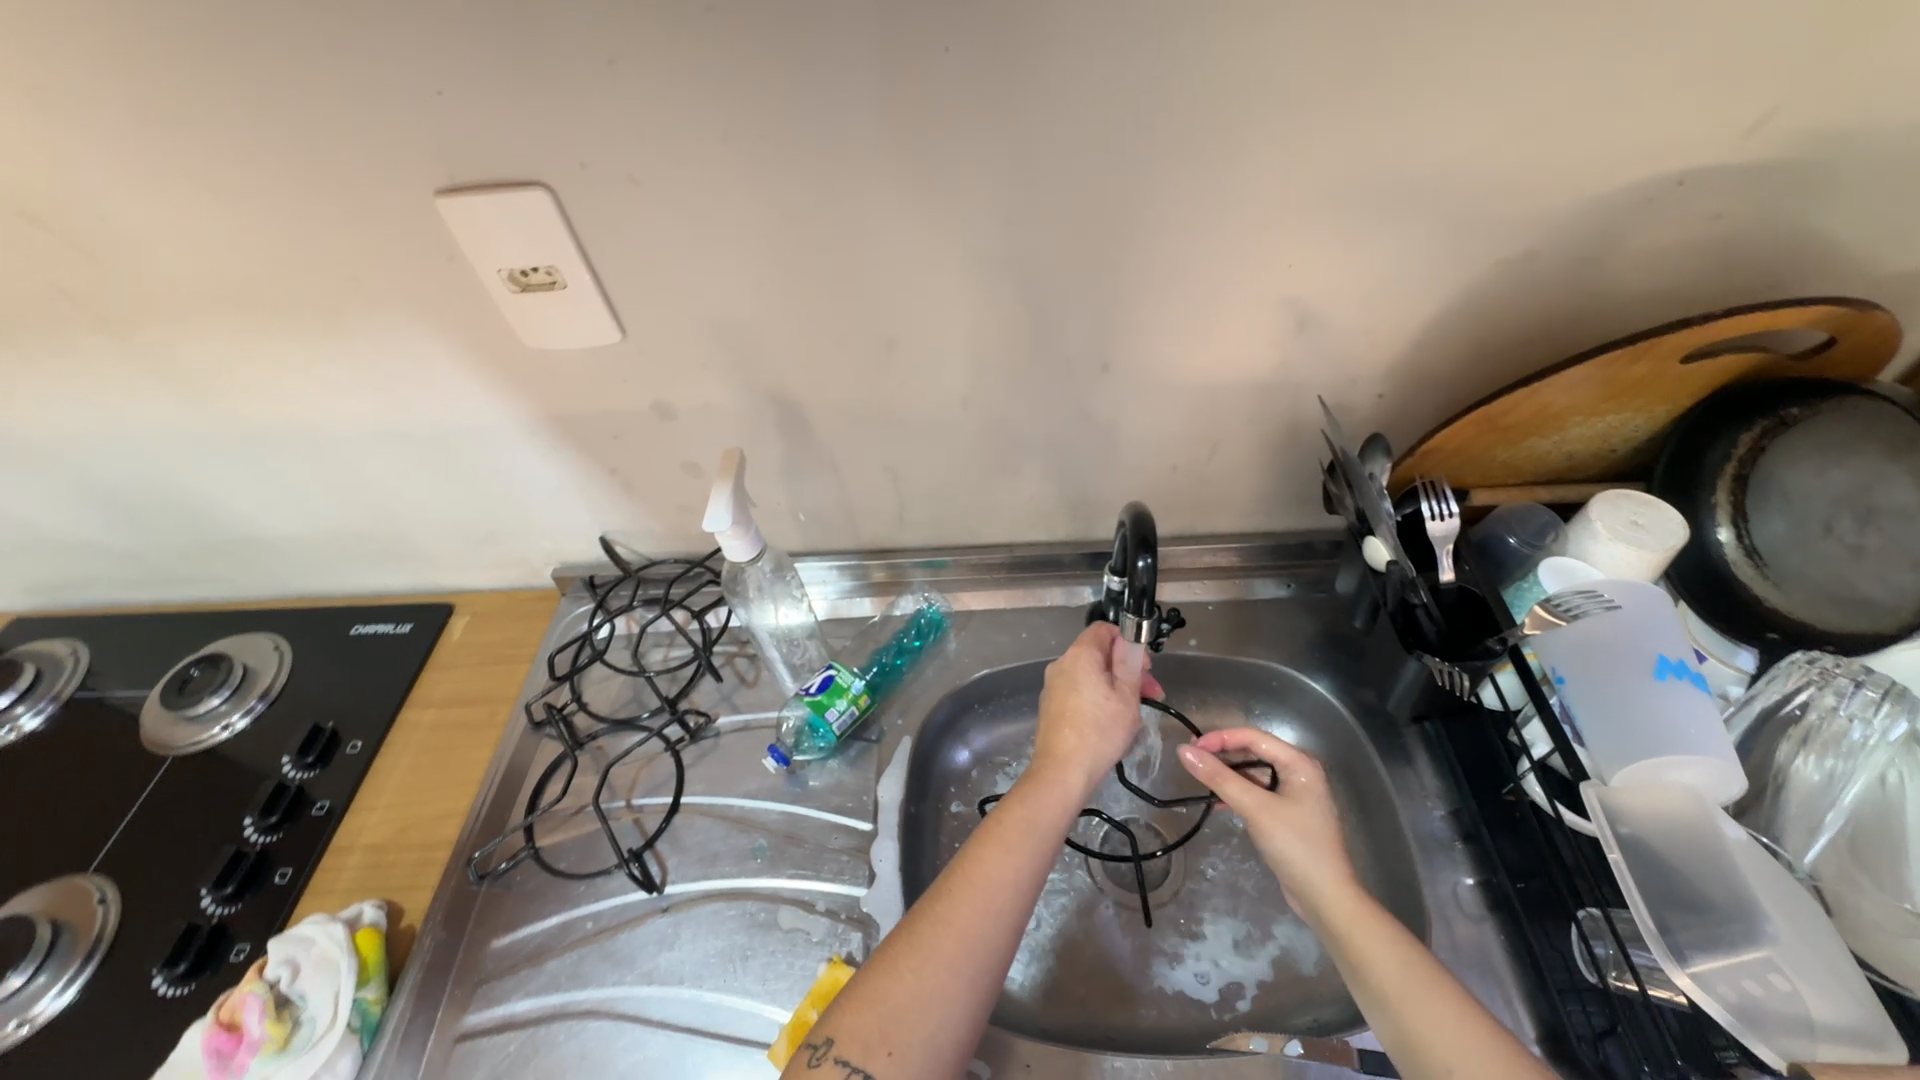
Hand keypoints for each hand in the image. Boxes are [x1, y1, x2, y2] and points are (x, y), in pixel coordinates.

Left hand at [1027, 621, 1165, 798]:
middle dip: (1127, 669)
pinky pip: (1079, 691)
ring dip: (1116, 686)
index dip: (1127, 641)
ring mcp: (1053, 686)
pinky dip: (1098, 698)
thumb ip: (1129, 663)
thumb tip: (1128, 642)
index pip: (1103, 629)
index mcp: (1079, 655)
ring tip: (1136, 712)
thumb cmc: (1100, 731)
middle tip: (1151, 692)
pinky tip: (1113, 722)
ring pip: (1090, 675)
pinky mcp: (1051, 706)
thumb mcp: (1126, 696)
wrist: (1062, 771)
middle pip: (1098, 654)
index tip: (1145, 666)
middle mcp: (1061, 665)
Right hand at [1176, 727, 1360, 920]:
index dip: (1220, 738)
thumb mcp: (1255, 808)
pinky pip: (1258, 793)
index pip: (1253, 737)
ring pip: (1254, 773)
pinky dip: (1238, 793)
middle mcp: (1299, 772)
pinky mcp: (1288, 814)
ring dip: (1228, 774)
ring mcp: (1295, 794)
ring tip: (1201, 779)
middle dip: (1223, 754)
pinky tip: (1219, 802)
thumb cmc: (1295, 845)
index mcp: (1299, 763)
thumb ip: (1219, 778)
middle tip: (1192, 762)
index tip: (1191, 748)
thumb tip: (1183, 751)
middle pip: (1254, 752)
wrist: (1324, 896)